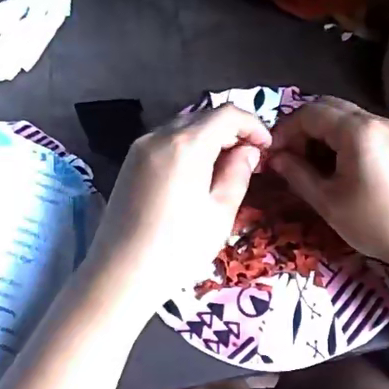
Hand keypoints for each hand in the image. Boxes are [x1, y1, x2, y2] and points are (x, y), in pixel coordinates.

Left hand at [85, 104, 270, 310]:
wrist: (121, 274)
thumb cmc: (178, 248)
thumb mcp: (220, 213)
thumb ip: (238, 174)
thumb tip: (248, 151)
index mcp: (186, 145)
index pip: (227, 114)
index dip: (253, 124)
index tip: (268, 147)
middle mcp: (160, 136)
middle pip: (204, 115)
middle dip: (232, 130)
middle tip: (251, 158)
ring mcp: (140, 147)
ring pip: (185, 126)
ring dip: (210, 137)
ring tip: (227, 166)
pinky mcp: (130, 162)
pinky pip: (167, 140)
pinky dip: (189, 146)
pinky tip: (199, 173)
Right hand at [268, 97, 388, 274]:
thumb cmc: (375, 222)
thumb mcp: (328, 201)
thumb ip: (298, 174)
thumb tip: (276, 158)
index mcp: (357, 129)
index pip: (309, 112)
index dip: (284, 130)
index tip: (271, 156)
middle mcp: (375, 120)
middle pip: (327, 107)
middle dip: (302, 128)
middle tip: (288, 159)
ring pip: (344, 118)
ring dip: (321, 134)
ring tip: (307, 167)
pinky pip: (360, 130)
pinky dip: (340, 141)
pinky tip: (333, 169)